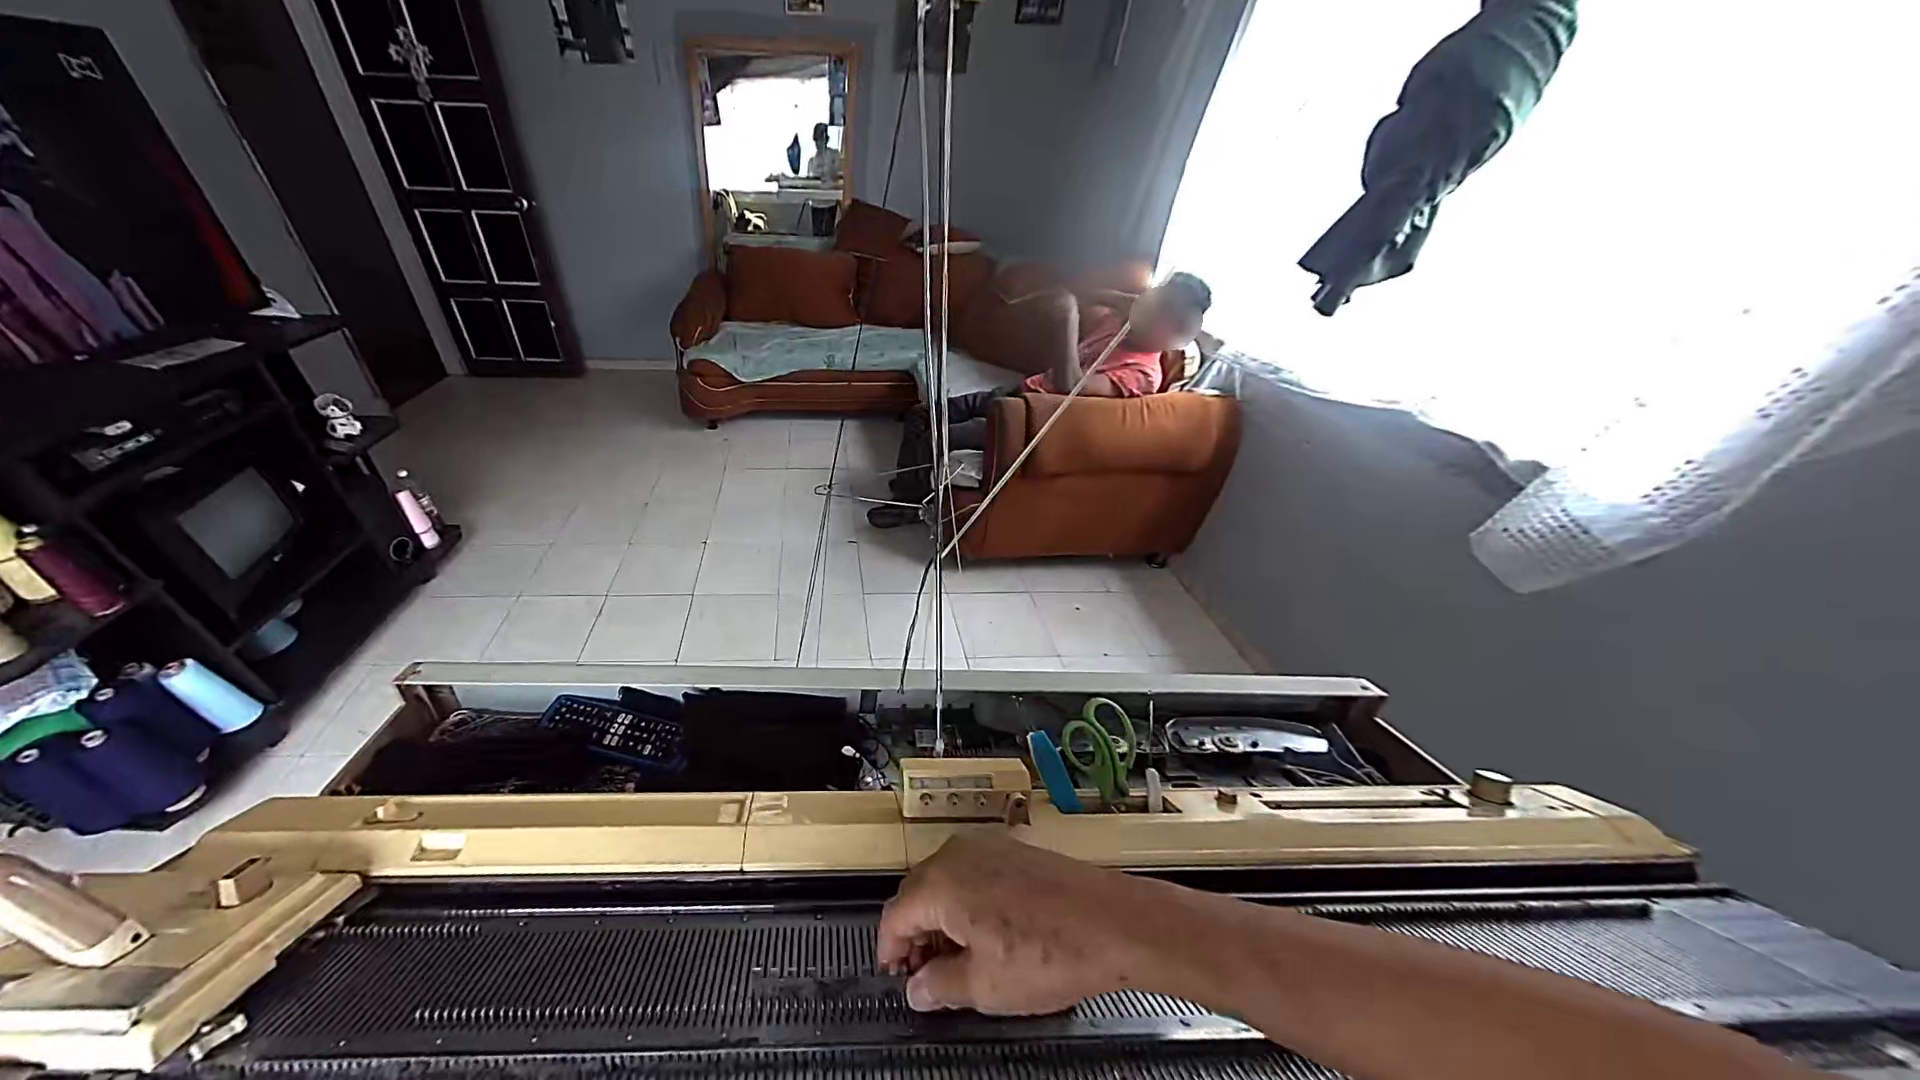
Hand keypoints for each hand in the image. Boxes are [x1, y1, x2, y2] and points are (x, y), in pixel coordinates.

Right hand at [876, 832, 1175, 1013]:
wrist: (1111, 922)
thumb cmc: (1054, 949)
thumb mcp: (985, 986)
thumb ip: (939, 986)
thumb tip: (920, 987)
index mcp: (942, 882)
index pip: (894, 915)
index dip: (889, 951)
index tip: (897, 975)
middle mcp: (960, 853)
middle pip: (916, 892)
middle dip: (914, 934)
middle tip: (924, 974)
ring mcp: (988, 846)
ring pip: (944, 880)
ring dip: (939, 917)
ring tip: (956, 959)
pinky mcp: (1012, 850)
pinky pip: (972, 872)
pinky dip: (965, 900)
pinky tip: (984, 933)